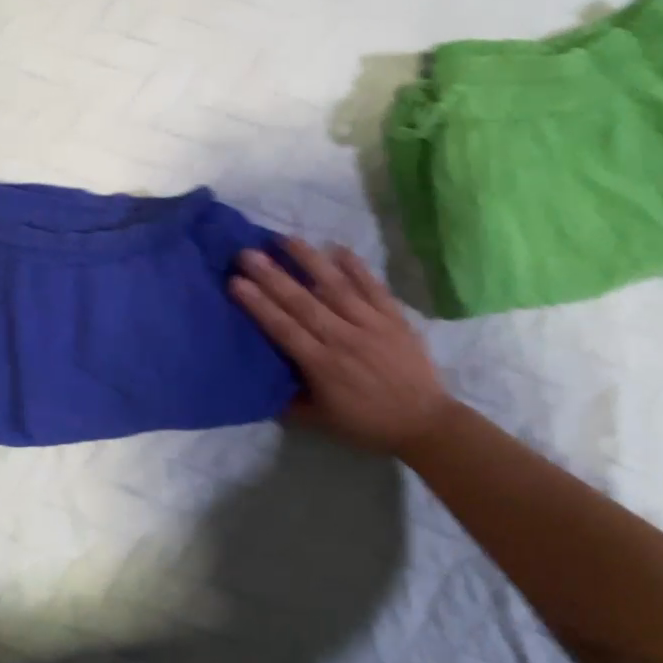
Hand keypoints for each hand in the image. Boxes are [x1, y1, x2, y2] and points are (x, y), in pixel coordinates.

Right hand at [230, 238, 454, 453]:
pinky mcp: (394, 317)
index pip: (284, 328)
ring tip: (284, 238)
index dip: (258, 305)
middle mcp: (343, 339)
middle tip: (247, 253)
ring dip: (308, 260)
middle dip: (272, 276)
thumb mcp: (322, 421)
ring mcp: (371, 324)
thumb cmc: (368, 424)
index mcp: (323, 365)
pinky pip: (372, 286)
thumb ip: (290, 403)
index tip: (236, 282)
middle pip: (302, 301)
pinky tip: (336, 247)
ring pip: (335, 286)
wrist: (426, 424)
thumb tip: (261, 385)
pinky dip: (355, 266)